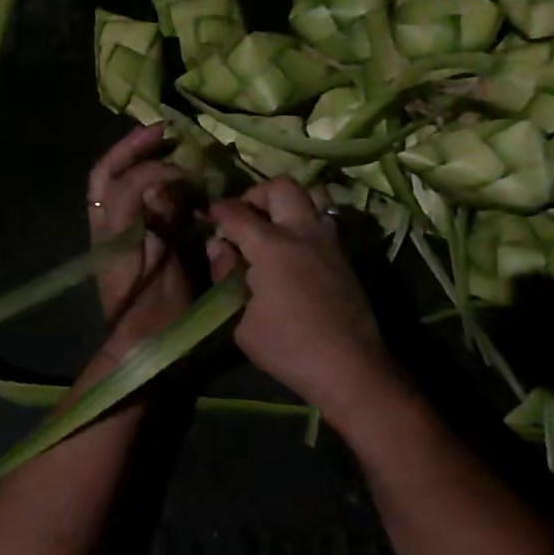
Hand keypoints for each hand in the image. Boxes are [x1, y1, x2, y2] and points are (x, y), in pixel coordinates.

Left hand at [88, 124, 192, 346]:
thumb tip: (170, 187)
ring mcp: (105, 235)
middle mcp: (103, 228)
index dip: (157, 170)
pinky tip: (160, 176)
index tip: (187, 171)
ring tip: (161, 143)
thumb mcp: (167, 268)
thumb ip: (164, 223)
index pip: (126, 184)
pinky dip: (135, 180)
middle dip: (131, 148)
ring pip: (106, 184)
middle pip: (104, 175)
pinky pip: (118, 200)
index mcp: (114, 235)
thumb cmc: (157, 315)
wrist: (137, 348)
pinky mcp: (114, 243)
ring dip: (129, 159)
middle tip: (163, 131)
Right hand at [207, 178, 395, 406]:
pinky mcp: (343, 255)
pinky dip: (303, 221)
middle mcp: (303, 232)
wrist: (349, 366)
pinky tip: (290, 249)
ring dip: (286, 204)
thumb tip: (220, 248)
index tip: (204, 213)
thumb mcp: (241, 320)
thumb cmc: (288, 348)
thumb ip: (228, 277)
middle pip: (281, 187)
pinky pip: (322, 220)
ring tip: (270, 228)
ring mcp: (329, 241)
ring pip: (310, 196)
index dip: (216, 210)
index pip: (237, 213)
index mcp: (273, 246)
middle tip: (242, 217)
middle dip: (256, 195)